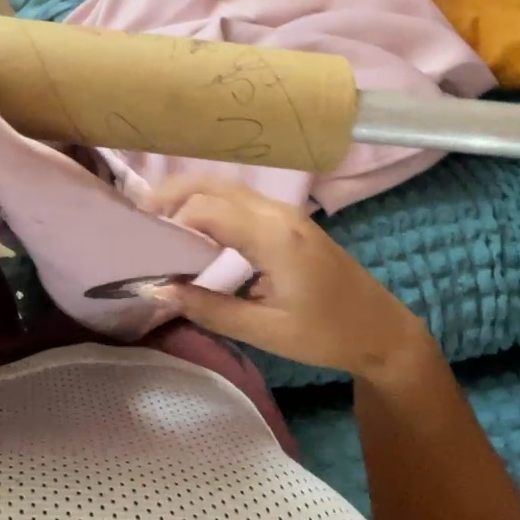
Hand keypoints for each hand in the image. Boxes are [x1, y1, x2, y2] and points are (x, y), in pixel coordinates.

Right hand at [139, 175, 433, 378]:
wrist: (383, 330)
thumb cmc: (327, 335)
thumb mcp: (266, 332)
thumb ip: (210, 309)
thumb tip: (159, 289)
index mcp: (274, 237)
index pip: (207, 209)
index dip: (172, 222)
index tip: (149, 248)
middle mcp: (278, 214)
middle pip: (212, 184)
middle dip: (171, 194)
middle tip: (137, 217)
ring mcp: (285, 213)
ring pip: (225, 186)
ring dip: (189, 196)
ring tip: (157, 220)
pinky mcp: (287, 220)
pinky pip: (239, 199)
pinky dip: (208, 204)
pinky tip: (192, 226)